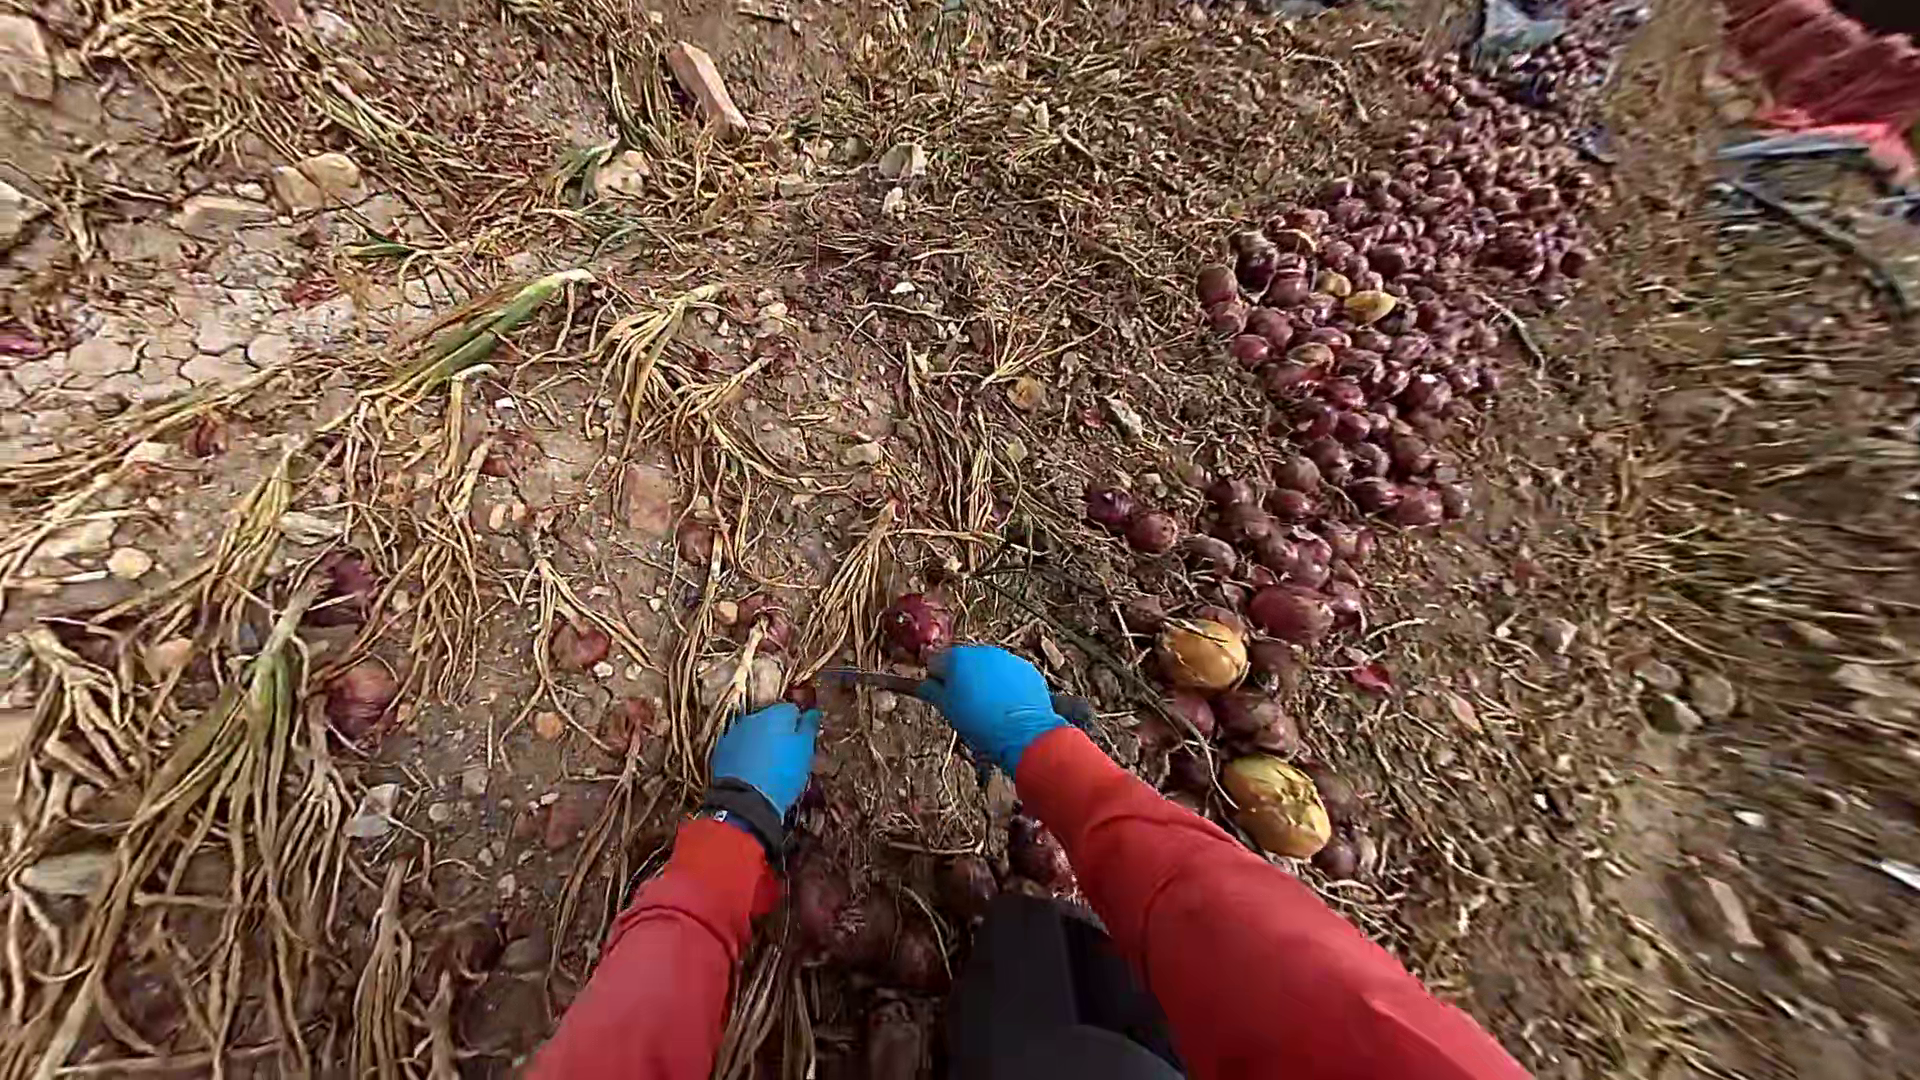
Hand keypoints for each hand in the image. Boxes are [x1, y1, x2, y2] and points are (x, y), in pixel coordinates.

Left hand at [710, 703, 820, 817]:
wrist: (746, 802)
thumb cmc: (783, 774)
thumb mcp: (805, 750)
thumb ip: (810, 726)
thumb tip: (812, 713)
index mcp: (777, 713)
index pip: (793, 709)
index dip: (800, 726)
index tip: (803, 742)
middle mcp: (754, 718)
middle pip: (773, 719)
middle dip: (781, 733)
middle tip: (790, 756)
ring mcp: (735, 733)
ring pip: (755, 733)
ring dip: (763, 743)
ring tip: (772, 766)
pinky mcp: (722, 751)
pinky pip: (740, 747)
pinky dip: (747, 755)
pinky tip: (755, 771)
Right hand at [916, 645, 1066, 773]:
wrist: (1023, 733)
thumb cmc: (982, 723)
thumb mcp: (948, 710)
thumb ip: (932, 692)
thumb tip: (924, 685)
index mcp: (957, 658)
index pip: (935, 662)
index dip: (936, 680)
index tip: (942, 695)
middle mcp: (981, 652)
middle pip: (962, 662)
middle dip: (961, 679)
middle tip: (964, 704)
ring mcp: (1005, 658)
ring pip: (986, 666)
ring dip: (983, 680)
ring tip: (987, 707)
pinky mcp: (1025, 668)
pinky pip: (1009, 672)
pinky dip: (1005, 684)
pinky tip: (1005, 705)